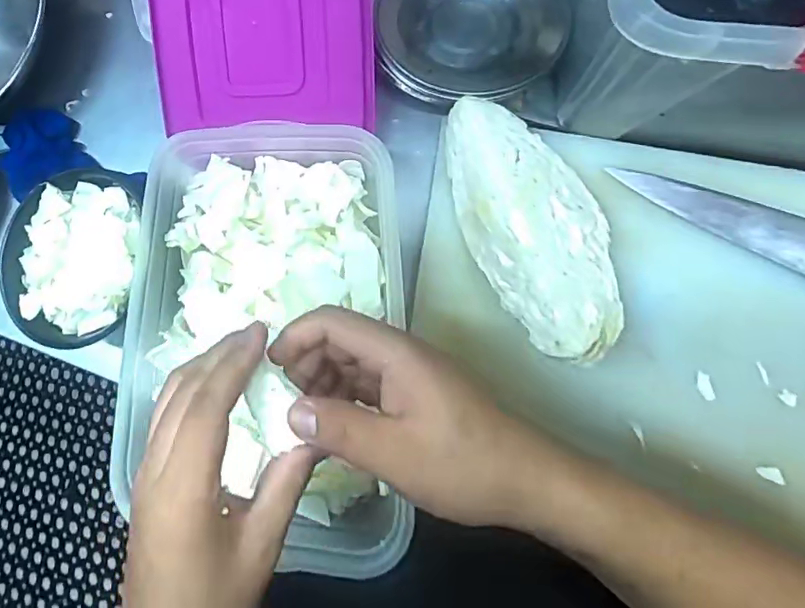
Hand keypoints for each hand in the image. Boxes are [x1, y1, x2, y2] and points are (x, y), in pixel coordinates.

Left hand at [125, 323, 316, 607]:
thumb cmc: (213, 597)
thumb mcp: (258, 549)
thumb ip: (284, 487)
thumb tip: (310, 435)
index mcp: (184, 484)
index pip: (207, 404)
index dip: (233, 363)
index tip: (258, 333)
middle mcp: (155, 464)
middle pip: (182, 391)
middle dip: (217, 354)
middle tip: (252, 331)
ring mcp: (144, 467)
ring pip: (166, 397)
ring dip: (199, 365)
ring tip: (234, 348)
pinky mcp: (143, 473)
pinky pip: (162, 412)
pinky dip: (187, 385)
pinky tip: (209, 384)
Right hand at [268, 306, 567, 528]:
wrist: (533, 483)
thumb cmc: (464, 464)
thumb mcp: (396, 454)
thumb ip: (340, 429)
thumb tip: (289, 411)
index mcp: (393, 351)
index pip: (330, 321)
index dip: (295, 336)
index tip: (271, 368)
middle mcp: (397, 351)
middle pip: (337, 336)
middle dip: (305, 360)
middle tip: (287, 399)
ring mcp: (408, 371)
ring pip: (350, 358)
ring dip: (323, 379)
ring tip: (308, 415)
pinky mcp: (415, 391)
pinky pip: (367, 381)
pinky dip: (344, 395)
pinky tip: (336, 423)